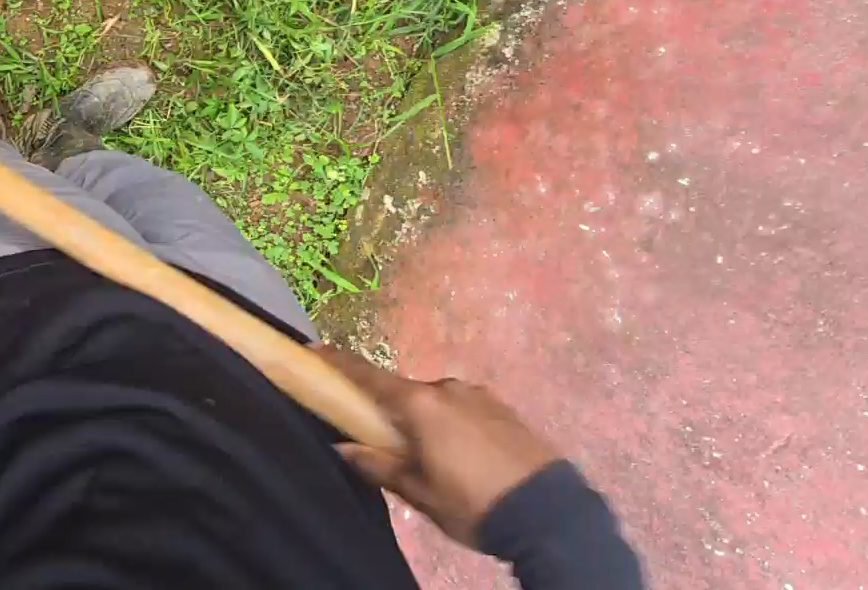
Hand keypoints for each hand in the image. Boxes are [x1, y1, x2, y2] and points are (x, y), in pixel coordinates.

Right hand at [318, 347, 561, 546]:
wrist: (554, 518)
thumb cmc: (474, 502)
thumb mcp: (420, 493)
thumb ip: (378, 466)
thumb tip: (341, 447)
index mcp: (418, 403)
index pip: (366, 375)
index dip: (336, 362)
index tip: (312, 349)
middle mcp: (444, 387)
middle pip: (403, 392)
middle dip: (392, 411)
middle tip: (392, 441)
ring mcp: (477, 394)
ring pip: (436, 402)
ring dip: (427, 420)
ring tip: (439, 457)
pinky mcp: (503, 408)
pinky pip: (464, 409)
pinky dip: (455, 424)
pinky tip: (468, 454)